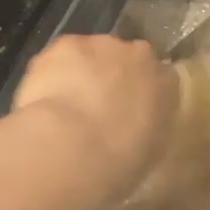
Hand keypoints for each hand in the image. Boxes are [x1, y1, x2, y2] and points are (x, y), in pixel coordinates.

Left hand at [11, 34, 177, 207]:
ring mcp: (103, 45)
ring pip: (92, 54)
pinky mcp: (67, 44)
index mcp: (166, 84)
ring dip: (82, 72)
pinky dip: (53, 71)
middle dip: (113, 77)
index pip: (161, 79)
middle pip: (126, 59)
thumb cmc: (118, 164)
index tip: (128, 112)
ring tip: (64, 105)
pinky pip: (61, 56)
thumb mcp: (147, 154)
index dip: (142, 93)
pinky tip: (44, 98)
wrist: (72, 148)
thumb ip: (149, 128)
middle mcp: (140, 55)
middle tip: (95, 108)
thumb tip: (139, 125)